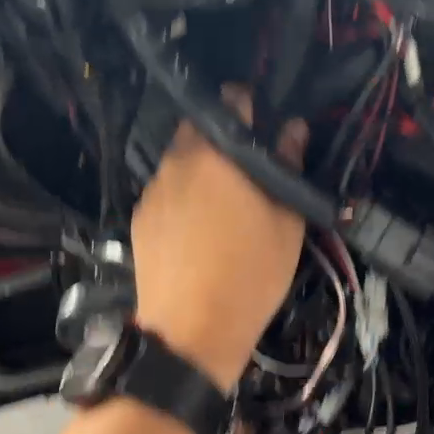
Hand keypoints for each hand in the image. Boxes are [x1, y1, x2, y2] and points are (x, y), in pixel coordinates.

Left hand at [132, 88, 308, 392]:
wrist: (192, 332)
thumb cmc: (251, 274)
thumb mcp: (287, 223)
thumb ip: (289, 167)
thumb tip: (293, 128)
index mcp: (218, 155)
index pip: (231, 101)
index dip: (249, 105)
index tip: (263, 122)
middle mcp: (178, 161)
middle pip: (199, 129)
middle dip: (222, 138)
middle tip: (246, 168)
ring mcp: (154, 189)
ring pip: (179, 161)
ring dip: (200, 167)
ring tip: (222, 202)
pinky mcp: (140, 217)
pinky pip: (165, 190)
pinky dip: (182, 195)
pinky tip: (197, 227)